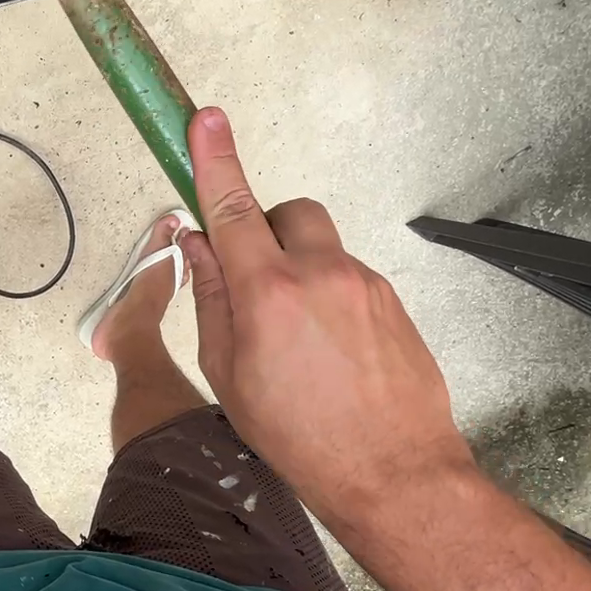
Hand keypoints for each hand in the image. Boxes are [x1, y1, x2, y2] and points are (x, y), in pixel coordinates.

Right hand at [176, 107, 477, 528]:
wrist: (393, 472)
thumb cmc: (293, 432)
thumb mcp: (226, 371)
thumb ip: (211, 298)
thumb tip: (197, 244)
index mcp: (269, 293)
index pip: (233, 210)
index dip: (216, 160)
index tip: (206, 118)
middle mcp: (322, 274)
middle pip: (287, 212)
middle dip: (263, 229)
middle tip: (251, 279)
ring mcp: (365, 283)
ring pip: (319, 246)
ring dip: (294, 269)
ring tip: (292, 338)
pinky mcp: (392, 300)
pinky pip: (347, 276)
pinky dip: (325, 294)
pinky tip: (326, 350)